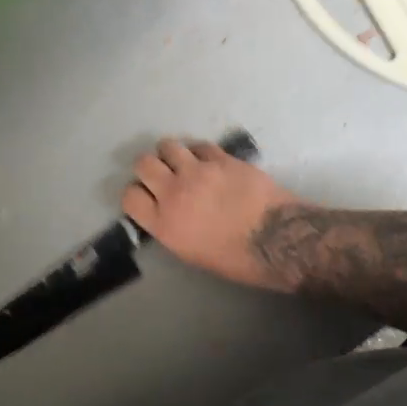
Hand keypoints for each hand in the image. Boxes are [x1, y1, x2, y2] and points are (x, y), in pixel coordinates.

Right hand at [122, 138, 302, 291]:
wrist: (276, 238)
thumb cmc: (237, 259)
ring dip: (172, 154)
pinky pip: (200, 146)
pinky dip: (200, 153)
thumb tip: (168, 213)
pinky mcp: (221, 158)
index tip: (146, 197)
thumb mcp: (193, 253)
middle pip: (143, 163)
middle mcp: (174, 191)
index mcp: (165, 224)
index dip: (136, 195)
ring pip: (168, 145)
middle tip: (161, 175)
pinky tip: (209, 163)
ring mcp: (198, 170)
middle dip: (149, 167)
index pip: (130, 197)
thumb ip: (173, 228)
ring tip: (183, 163)